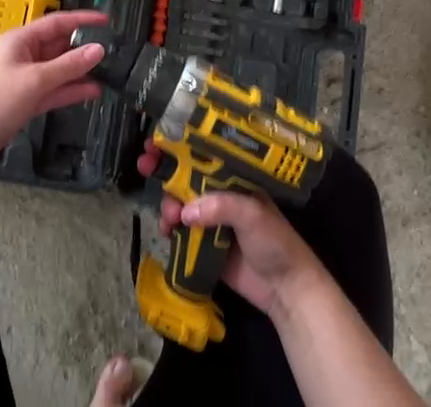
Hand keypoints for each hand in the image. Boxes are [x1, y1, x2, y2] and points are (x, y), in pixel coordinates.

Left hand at [0, 10, 109, 174]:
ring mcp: (25, 78)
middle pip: (58, 45)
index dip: (82, 19)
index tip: (106, 20)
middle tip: (114, 50)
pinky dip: (71, 90)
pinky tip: (93, 91)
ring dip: (80, 70)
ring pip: (59, 69)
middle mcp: (23, 55)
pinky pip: (54, 89)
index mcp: (20, 40)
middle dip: (83, 47)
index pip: (56, 23)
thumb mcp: (35, 80)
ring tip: (110, 71)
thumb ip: (69, 65)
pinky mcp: (27, 99)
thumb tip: (99, 49)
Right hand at [138, 139, 328, 322]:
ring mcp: (211, 220)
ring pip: (179, 203)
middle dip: (165, 170)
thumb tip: (186, 211)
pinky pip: (180, 230)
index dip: (180, 147)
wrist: (284, 288)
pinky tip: (167, 233)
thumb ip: (221, 206)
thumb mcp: (253, 215)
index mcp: (235, 180)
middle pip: (186, 177)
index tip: (157, 142)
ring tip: (169, 218)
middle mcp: (221, 195)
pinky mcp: (203, 244)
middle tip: (145, 166)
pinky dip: (169, 228)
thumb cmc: (275, 242)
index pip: (205, 156)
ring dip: (168, 204)